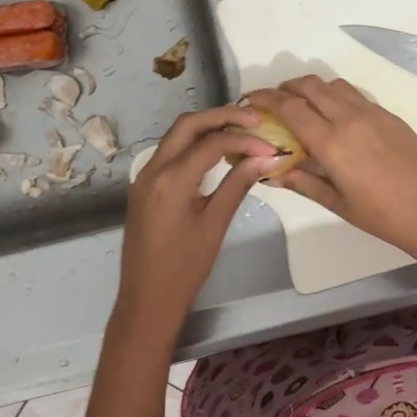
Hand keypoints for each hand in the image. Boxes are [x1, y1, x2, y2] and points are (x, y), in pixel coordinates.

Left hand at [119, 106, 284, 328]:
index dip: (245, 139)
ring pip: (177, 136)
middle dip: (222, 117)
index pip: (212, 143)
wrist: (146, 300)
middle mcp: (153, 169)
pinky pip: (170, 153)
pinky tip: (217, 153)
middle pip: (188, 125)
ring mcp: (145, 177)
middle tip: (255, 119)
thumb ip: (238, 184)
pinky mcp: (145, 187)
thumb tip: (266, 157)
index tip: (271, 146)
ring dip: (207, 128)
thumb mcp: (215, 224)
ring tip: (241, 131)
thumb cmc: (184, 268)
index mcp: (171, 179)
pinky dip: (194, 145)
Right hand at [245, 77, 416, 258]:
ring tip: (304, 104)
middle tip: (275, 101)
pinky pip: (356, 95)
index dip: (266, 98)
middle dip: (287, 87)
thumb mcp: (336, 203)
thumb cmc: (381, 216)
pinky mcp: (390, 115)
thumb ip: (303, 182)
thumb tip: (273, 172)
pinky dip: (337, 96)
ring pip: (335, 84)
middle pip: (311, 85)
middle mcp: (350, 119)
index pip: (290, 107)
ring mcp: (373, 113)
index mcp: (331, 142)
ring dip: (314, 88)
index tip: (251, 99)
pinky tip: (336, 116)